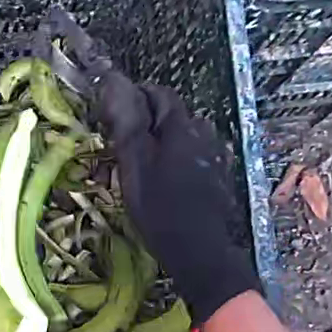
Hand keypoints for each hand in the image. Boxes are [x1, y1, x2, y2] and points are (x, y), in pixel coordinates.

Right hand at [97, 74, 257, 324]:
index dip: (135, 97)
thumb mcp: (134, 164)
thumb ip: (126, 121)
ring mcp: (216, 157)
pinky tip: (166, 181)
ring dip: (164, 142)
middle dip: (149, 121)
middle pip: (173, 115)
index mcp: (182, 126)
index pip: (158, 94)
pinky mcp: (219, 178)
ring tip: (143, 163)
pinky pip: (195, 158)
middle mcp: (205, 134)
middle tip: (123, 142)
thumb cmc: (159, 207)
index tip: (114, 113)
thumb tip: (112, 81)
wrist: (198, 250)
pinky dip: (178, 161)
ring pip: (185, 137)